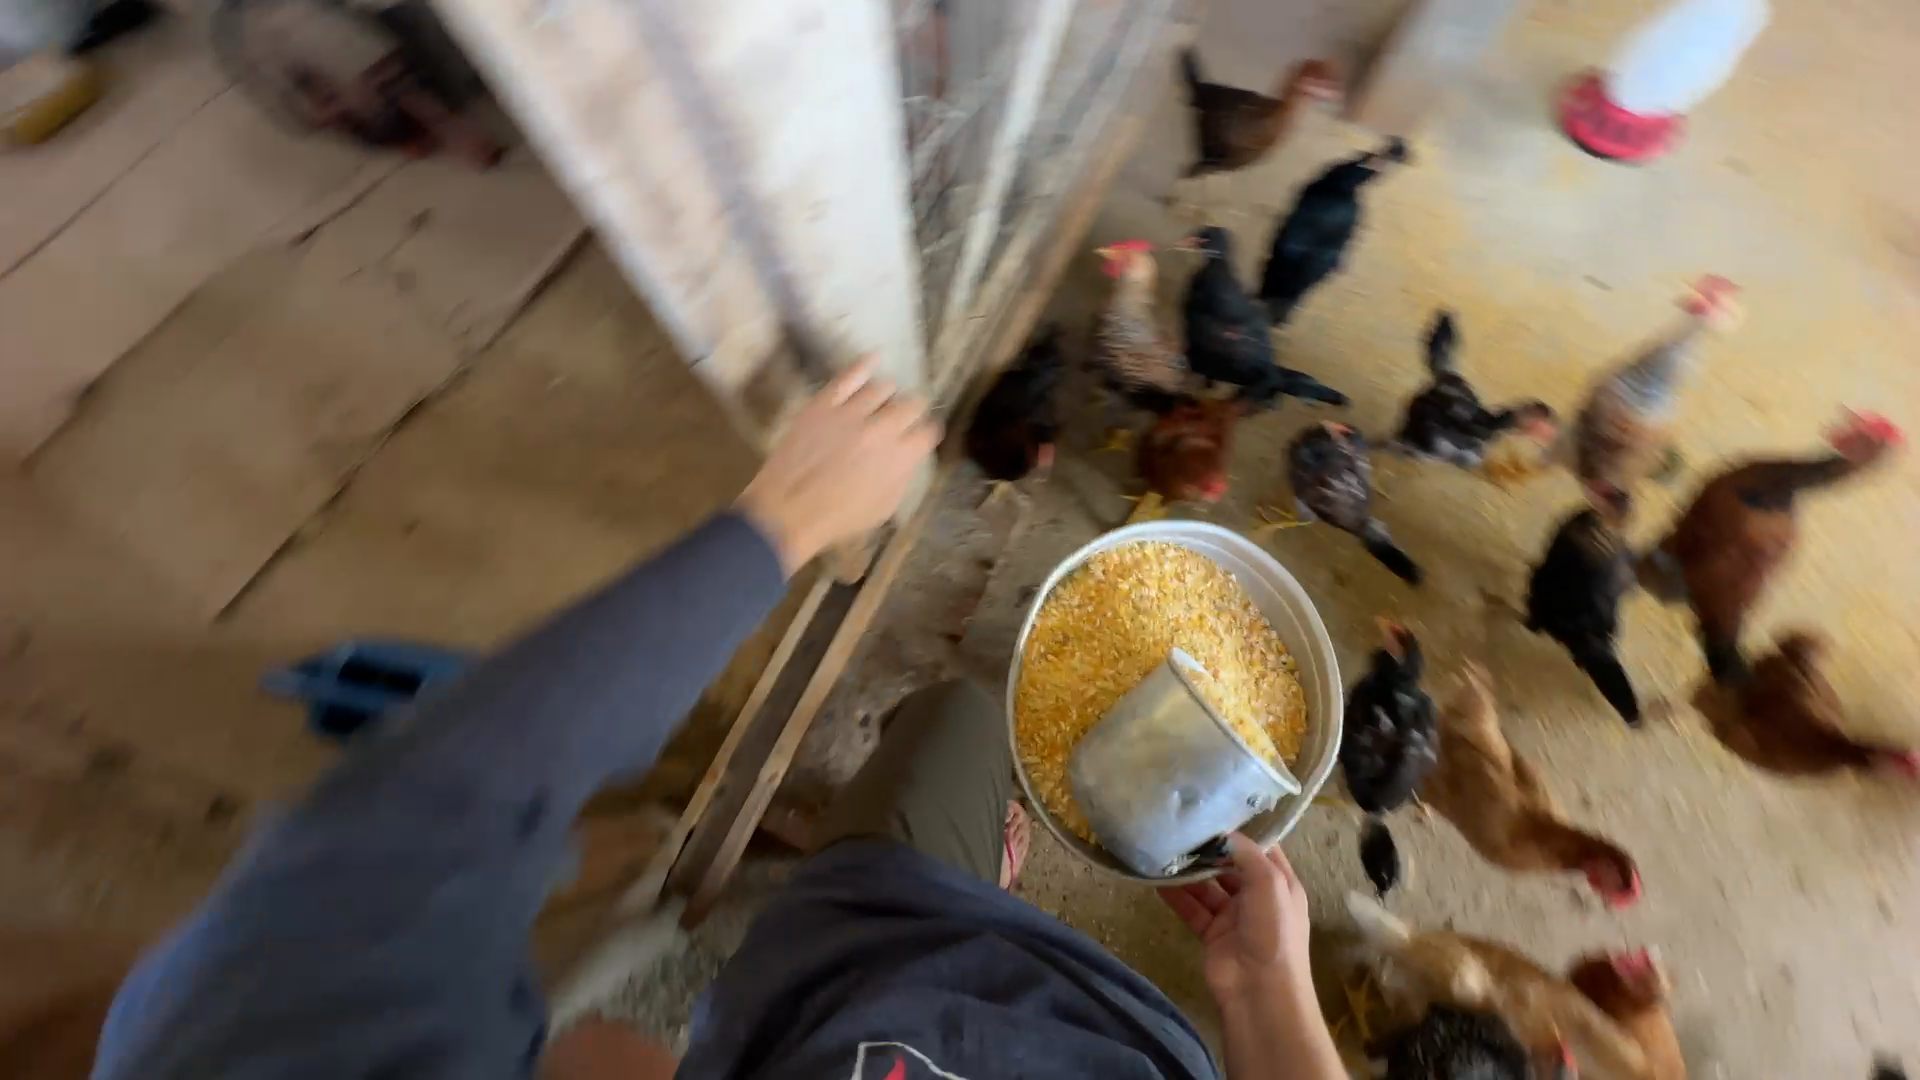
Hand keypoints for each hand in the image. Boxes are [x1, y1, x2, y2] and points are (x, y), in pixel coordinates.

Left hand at [735, 356, 940, 574]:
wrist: (789, 510)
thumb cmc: (838, 518)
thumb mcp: (883, 508)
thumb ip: (901, 478)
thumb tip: (907, 458)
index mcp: (900, 458)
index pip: (927, 433)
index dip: (927, 432)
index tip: (923, 434)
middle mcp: (882, 429)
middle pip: (911, 405)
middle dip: (913, 409)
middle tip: (908, 413)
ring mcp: (852, 412)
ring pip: (882, 388)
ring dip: (888, 393)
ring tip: (885, 397)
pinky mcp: (825, 403)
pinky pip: (849, 376)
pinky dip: (864, 364)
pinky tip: (874, 357)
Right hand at [1158, 833, 1312, 1000]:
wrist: (1260, 994)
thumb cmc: (1273, 933)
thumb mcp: (1270, 885)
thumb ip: (1247, 854)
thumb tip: (1223, 832)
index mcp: (1279, 884)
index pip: (1261, 847)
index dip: (1241, 829)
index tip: (1213, 806)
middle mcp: (1257, 897)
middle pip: (1229, 864)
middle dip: (1208, 847)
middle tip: (1180, 823)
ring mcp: (1233, 916)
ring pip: (1206, 885)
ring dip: (1188, 869)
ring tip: (1163, 846)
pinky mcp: (1211, 932)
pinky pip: (1191, 906)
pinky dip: (1175, 893)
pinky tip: (1156, 877)